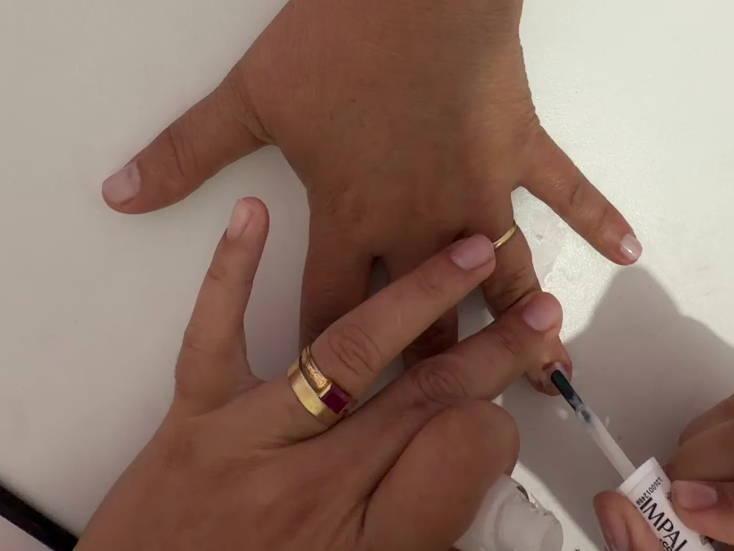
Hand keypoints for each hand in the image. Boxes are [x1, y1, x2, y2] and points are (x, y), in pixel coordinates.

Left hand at [80, 198, 564, 549]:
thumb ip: (420, 525)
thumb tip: (470, 457)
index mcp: (357, 541)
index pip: (456, 461)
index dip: (494, 425)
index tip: (512, 403)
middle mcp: (310, 486)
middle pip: (421, 397)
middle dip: (491, 348)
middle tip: (541, 307)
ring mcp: (247, 441)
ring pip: (349, 352)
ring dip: (418, 294)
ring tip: (472, 248)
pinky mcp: (192, 417)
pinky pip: (214, 336)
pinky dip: (234, 273)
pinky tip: (255, 215)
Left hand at [101, 0, 638, 379]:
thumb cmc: (336, 33)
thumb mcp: (250, 93)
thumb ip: (185, 152)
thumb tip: (112, 194)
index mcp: (351, 214)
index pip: (330, 315)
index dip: (324, 368)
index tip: (330, 415)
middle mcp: (419, 220)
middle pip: (421, 316)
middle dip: (424, 371)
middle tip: (435, 424)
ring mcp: (479, 185)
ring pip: (501, 276)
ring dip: (516, 326)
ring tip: (538, 373)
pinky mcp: (520, 144)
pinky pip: (567, 189)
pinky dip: (598, 217)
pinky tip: (629, 251)